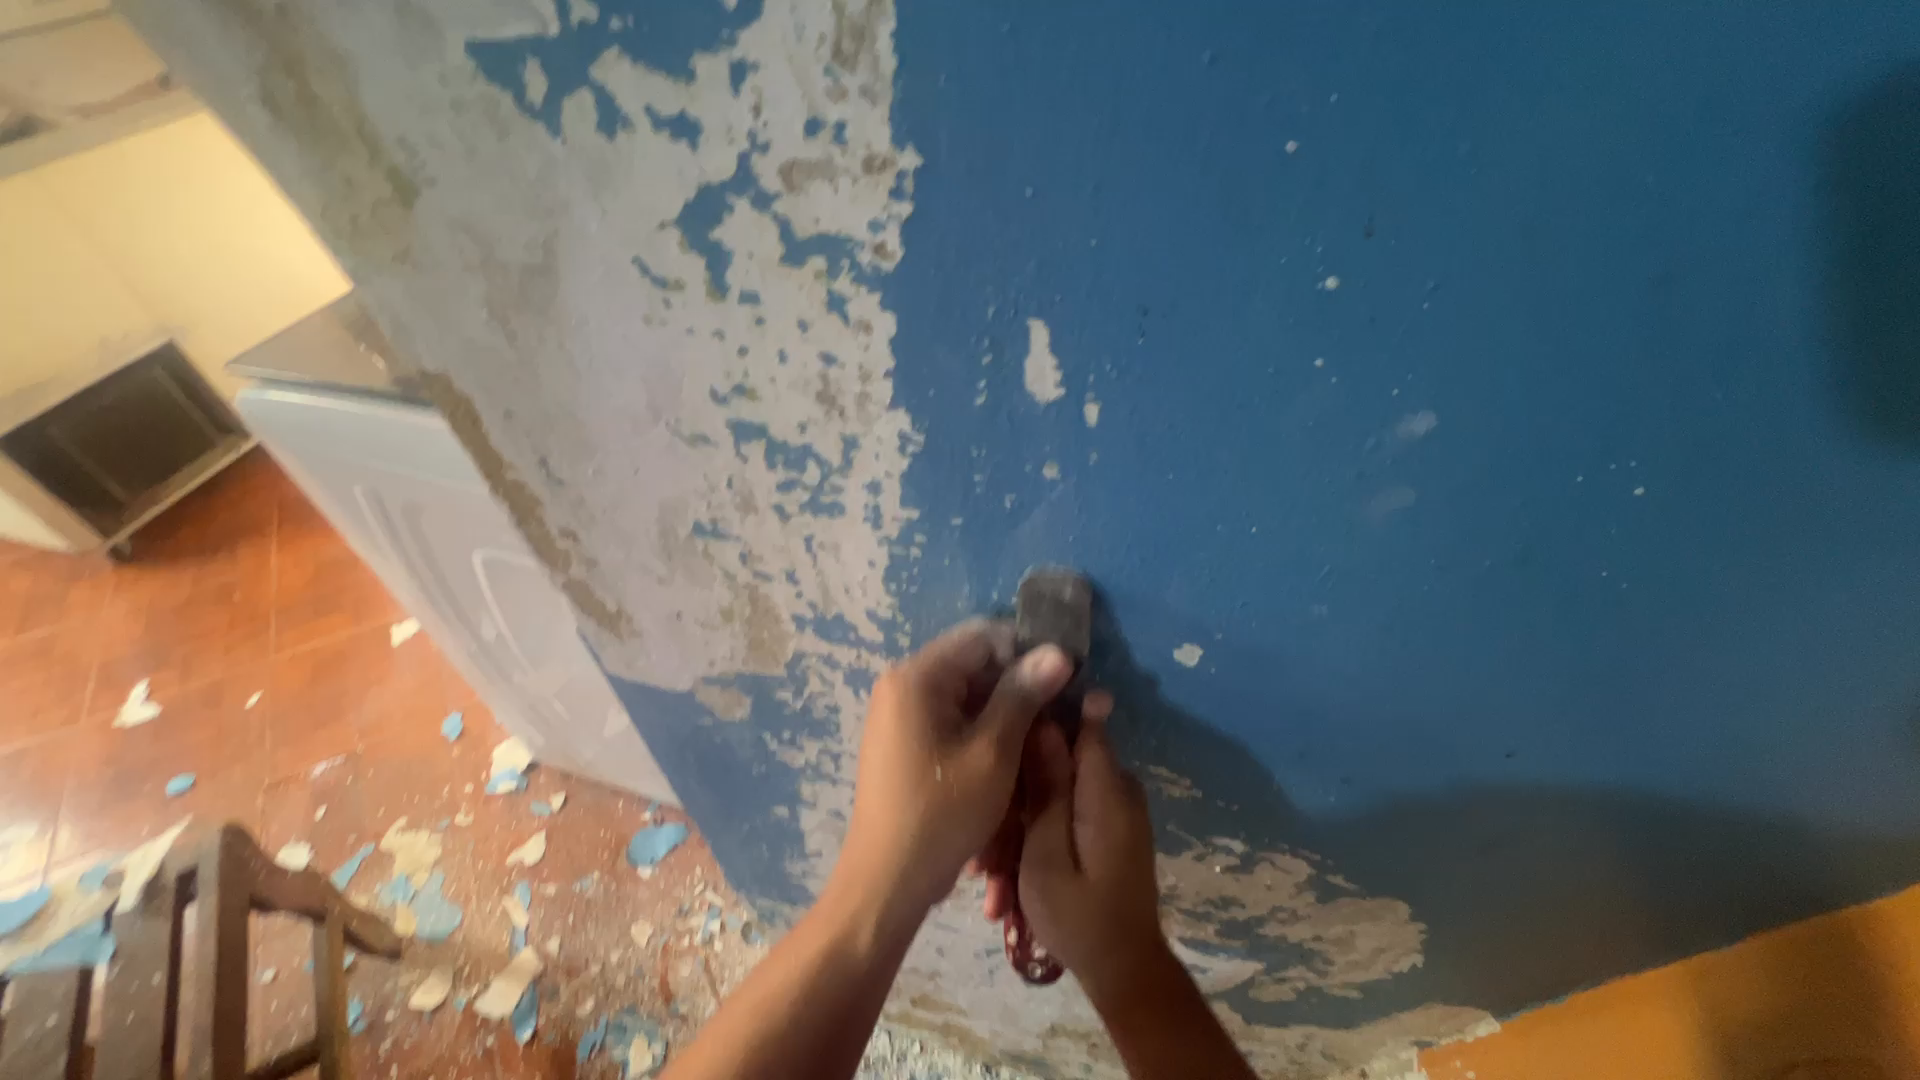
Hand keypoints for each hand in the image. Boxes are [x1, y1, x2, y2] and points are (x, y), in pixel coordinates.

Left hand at [832, 619, 1074, 918]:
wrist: (887, 881)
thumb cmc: (941, 814)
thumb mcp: (993, 753)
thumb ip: (1023, 695)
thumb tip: (1057, 651)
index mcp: (917, 676)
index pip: (983, 637)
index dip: (1027, 654)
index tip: (1063, 684)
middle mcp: (901, 683)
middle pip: (973, 664)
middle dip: (1015, 687)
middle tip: (1053, 720)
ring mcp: (898, 712)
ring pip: (965, 694)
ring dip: (1002, 713)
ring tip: (1033, 745)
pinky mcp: (902, 739)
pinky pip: (949, 718)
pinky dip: (980, 731)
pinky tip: (1004, 761)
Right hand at [1017, 709, 1169, 1003]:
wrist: (1122, 972)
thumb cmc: (1079, 917)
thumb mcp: (1046, 853)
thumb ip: (1046, 785)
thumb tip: (1044, 719)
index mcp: (1107, 788)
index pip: (1081, 722)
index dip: (1039, 719)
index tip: (1000, 734)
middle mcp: (1116, 789)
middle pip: (1057, 762)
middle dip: (1014, 798)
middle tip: (982, 852)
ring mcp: (1112, 809)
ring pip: (1053, 793)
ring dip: (1018, 831)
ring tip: (990, 881)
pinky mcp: (1105, 828)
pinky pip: (1064, 814)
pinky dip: (1034, 843)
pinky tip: (1006, 886)